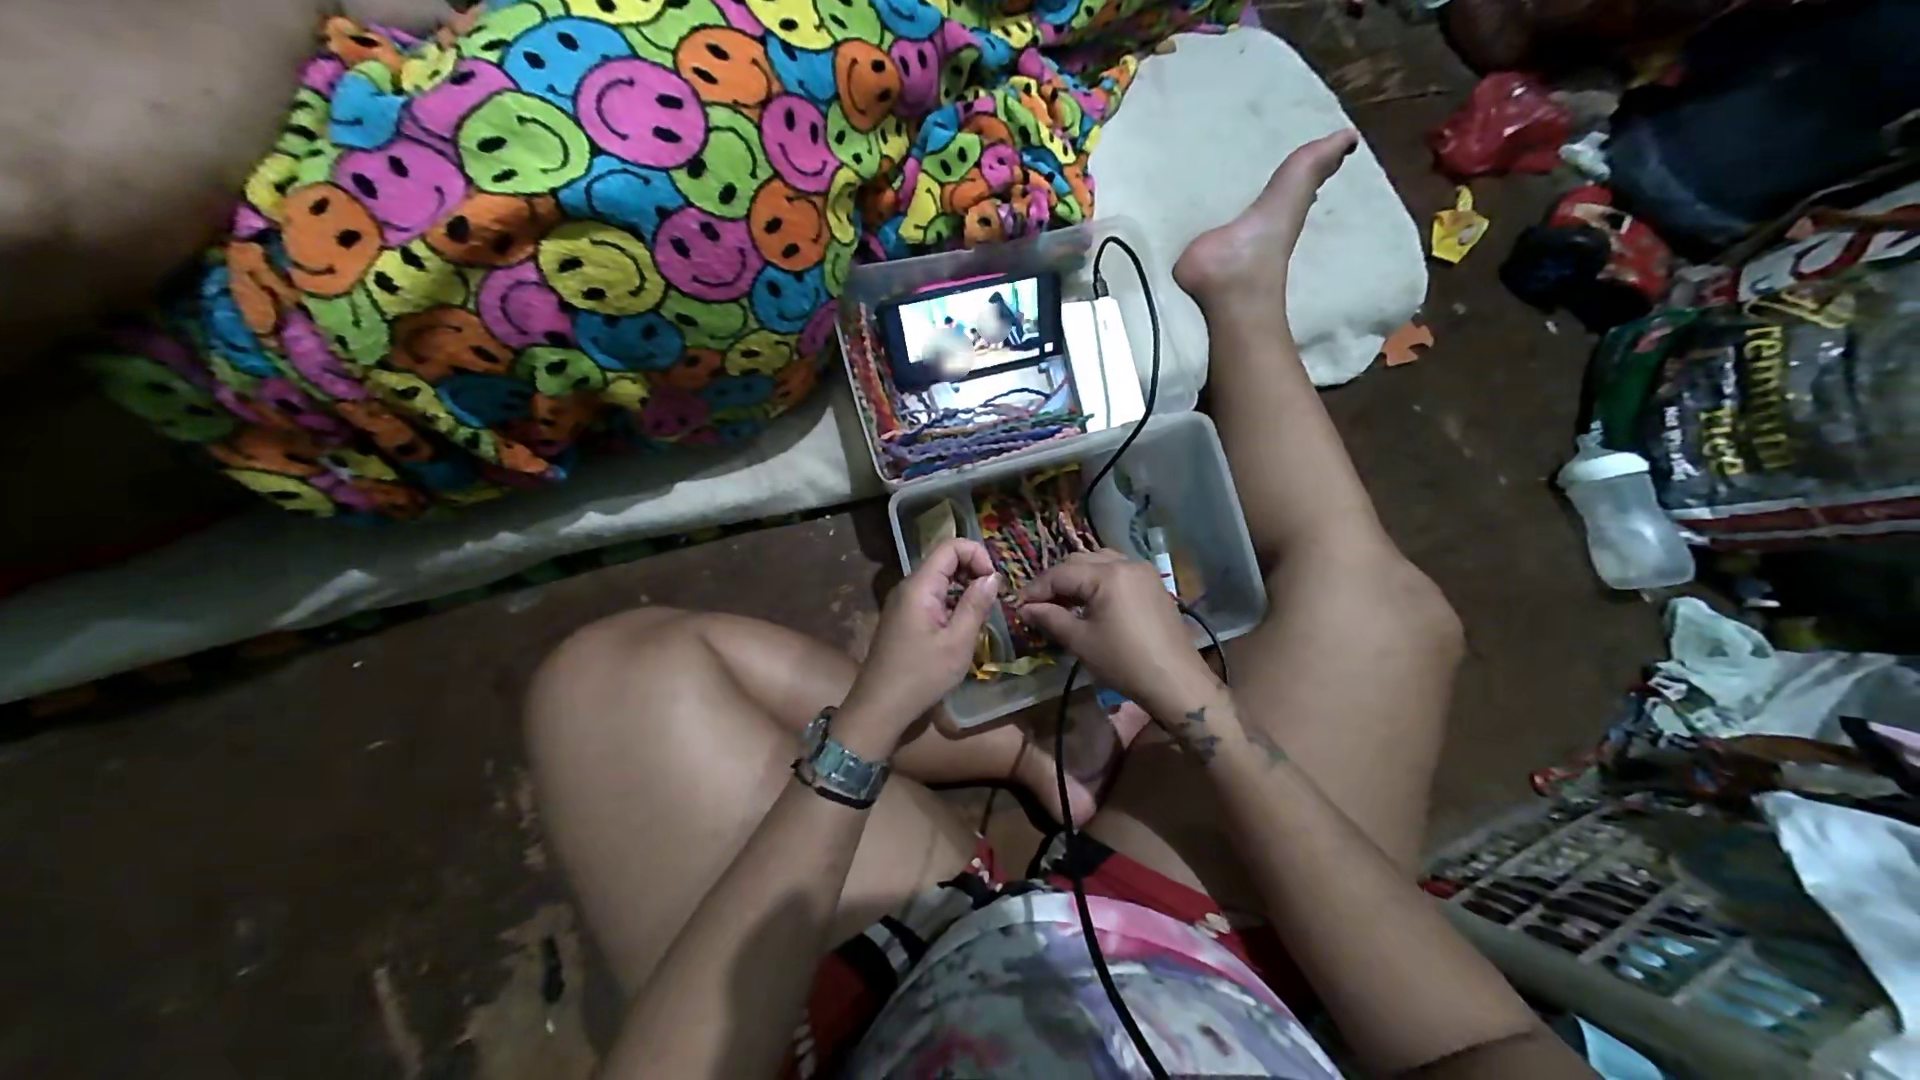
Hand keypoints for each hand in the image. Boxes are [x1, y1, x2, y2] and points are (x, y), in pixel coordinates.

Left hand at [837, 539, 998, 756]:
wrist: (879, 707)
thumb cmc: (921, 676)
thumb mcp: (957, 643)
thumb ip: (976, 605)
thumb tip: (992, 577)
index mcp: (919, 586)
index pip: (950, 547)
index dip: (977, 554)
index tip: (994, 581)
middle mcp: (908, 587)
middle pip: (944, 561)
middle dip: (973, 572)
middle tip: (992, 600)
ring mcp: (903, 603)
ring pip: (939, 581)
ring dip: (964, 590)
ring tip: (981, 615)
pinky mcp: (903, 619)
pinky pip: (931, 598)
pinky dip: (951, 604)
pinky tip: (962, 628)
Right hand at [1017, 551, 1224, 722]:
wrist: (1175, 681)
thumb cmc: (1124, 662)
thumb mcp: (1080, 641)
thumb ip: (1050, 618)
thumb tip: (1025, 609)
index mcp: (1107, 575)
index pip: (1060, 573)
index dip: (1036, 589)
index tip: (1019, 606)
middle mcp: (1126, 563)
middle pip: (1079, 560)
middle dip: (1056, 580)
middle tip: (1039, 604)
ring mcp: (1143, 571)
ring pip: (1099, 561)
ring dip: (1077, 577)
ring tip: (1063, 601)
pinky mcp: (1153, 584)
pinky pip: (1118, 570)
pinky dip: (1098, 579)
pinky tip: (1090, 601)